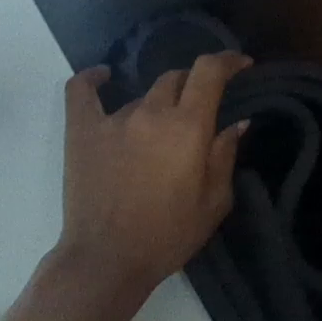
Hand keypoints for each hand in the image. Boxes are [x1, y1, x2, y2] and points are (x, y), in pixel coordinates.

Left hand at [55, 51, 251, 296]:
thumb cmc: (168, 236)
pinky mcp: (81, 131)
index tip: (240, 65)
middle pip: (175, 79)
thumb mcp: (214, 202)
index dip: (227, 61)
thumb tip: (237, 122)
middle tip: (200, 111)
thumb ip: (225, 155)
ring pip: (141, 95)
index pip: (209, 72)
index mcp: (187, 127)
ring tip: (158, 132)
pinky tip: (103, 77)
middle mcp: (151, 113)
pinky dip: (94, 79)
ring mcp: (112, 119)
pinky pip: (82, 91)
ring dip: (157, 105)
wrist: (108, 259)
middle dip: (194, 87)